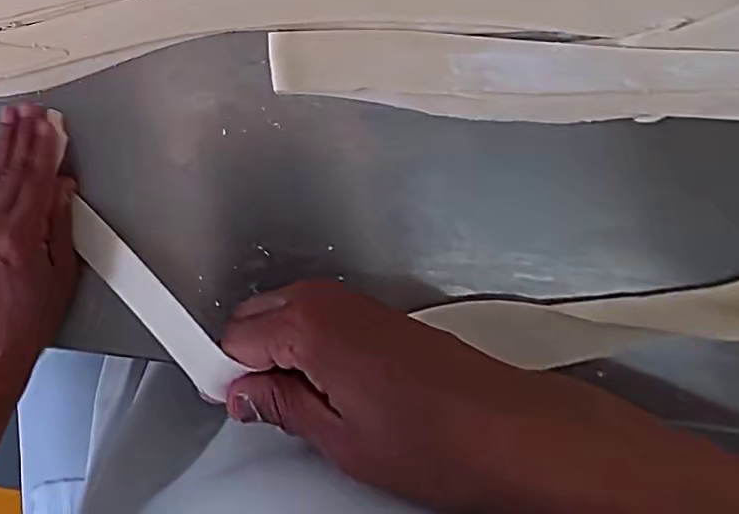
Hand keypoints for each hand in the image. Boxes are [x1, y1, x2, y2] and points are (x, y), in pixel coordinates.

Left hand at [0, 103, 78, 369]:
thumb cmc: (32, 314)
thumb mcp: (62, 271)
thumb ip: (60, 222)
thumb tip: (63, 185)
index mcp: (21, 236)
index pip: (37, 181)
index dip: (45, 149)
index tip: (50, 123)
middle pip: (16, 170)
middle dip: (25, 135)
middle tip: (31, 107)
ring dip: (6, 141)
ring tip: (11, 114)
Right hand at [220, 280, 738, 513]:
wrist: (514, 430)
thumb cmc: (439, 439)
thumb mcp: (342, 441)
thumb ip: (279, 406)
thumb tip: (242, 394)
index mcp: (305, 325)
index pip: (231, 336)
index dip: (223, 370)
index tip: (224, 395)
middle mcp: (320, 298)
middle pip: (250, 317)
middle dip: (249, 358)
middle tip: (268, 408)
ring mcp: (344, 297)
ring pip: (278, 314)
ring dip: (277, 350)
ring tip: (312, 402)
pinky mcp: (365, 305)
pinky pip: (309, 313)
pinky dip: (303, 342)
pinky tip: (334, 384)